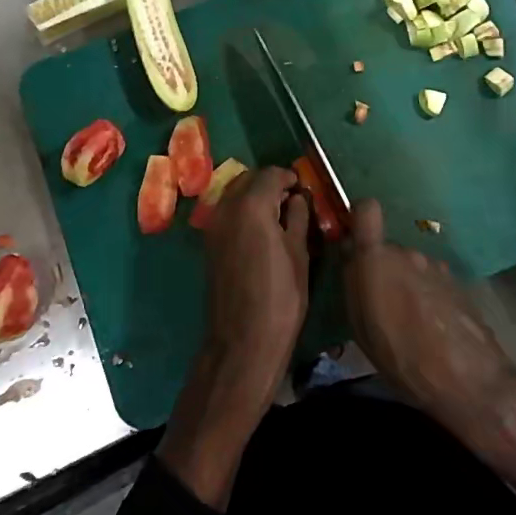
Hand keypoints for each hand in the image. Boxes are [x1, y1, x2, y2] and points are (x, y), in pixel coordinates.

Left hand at [157, 166, 310, 509]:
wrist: (243, 340)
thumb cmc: (281, 299)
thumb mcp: (299, 255)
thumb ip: (297, 218)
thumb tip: (298, 197)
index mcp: (250, 206)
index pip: (270, 174)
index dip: (289, 178)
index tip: (305, 191)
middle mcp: (226, 208)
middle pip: (249, 180)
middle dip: (271, 185)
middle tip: (295, 203)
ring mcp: (213, 225)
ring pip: (235, 195)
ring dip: (256, 198)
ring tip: (281, 219)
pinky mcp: (209, 242)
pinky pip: (228, 214)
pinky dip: (244, 213)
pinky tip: (263, 233)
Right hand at [343, 200, 515, 429]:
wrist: (469, 382)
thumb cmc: (401, 356)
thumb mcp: (360, 325)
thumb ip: (353, 283)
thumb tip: (351, 257)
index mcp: (376, 259)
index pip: (366, 211)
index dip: (360, 217)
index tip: (355, 238)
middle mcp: (407, 253)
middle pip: (387, 249)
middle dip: (383, 268)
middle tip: (382, 304)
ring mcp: (436, 267)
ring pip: (411, 266)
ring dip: (407, 284)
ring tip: (410, 322)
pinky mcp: (459, 285)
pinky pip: (432, 282)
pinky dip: (429, 297)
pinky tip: (432, 327)